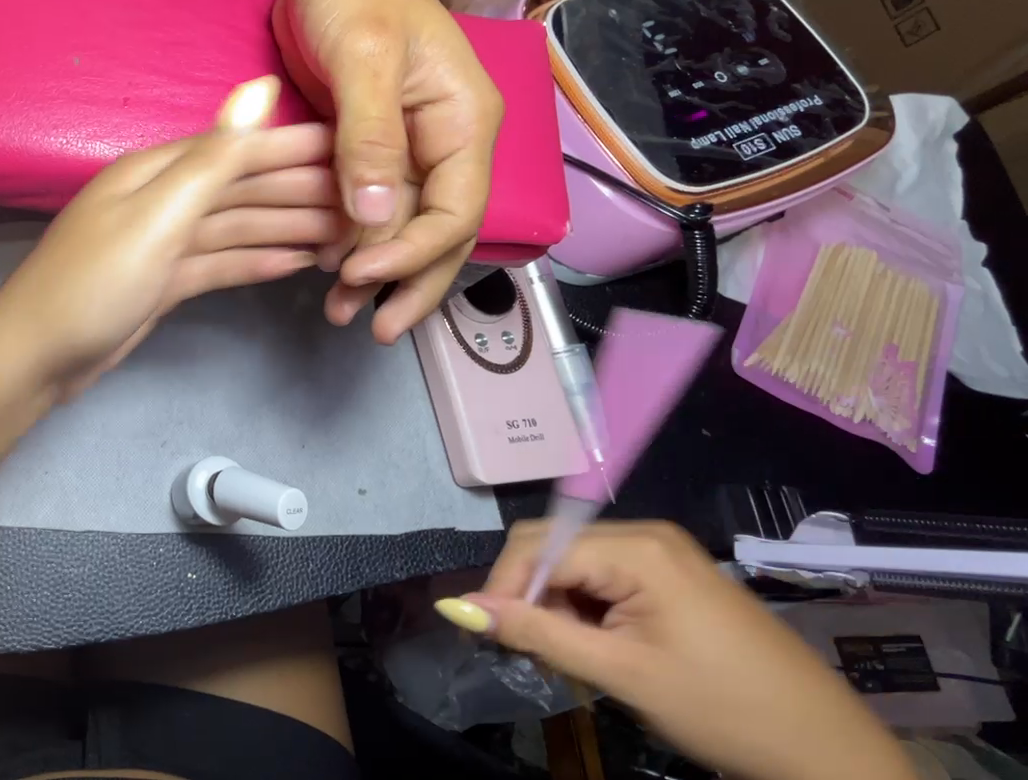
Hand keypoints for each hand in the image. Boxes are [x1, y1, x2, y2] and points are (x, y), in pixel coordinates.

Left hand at [0, 77, 344, 394]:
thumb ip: (214, 158)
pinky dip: (256, 260)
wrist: (37, 357)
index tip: (358, 149)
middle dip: (303, 191)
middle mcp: (162, 198)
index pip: (241, 149)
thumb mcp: (157, 216)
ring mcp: (162, 242)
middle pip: (244, 188)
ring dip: (288, 227)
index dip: (300, 147)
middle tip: (368, 204)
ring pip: (237, 227)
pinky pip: (219, 262)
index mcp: (158, 172)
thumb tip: (260, 85)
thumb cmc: (94, 283)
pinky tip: (296, 262)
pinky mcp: (163, 281)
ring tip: (346, 236)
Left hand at [272, 0, 502, 343]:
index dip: (412, 252)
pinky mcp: (373, 148)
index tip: (360, 275)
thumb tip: (380, 218)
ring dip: (377, 272)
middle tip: (370, 328)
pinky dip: (355, 241)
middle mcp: (446, 143)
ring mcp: (410, 148)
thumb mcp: (363, 58)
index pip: (455, 210)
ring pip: (405, 227)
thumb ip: (371, 138)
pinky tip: (327, 267)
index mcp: (462, 123)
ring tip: (338, 309)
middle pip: (440, 233)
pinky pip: (373, 207)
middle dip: (407, 283)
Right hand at [436, 521, 915, 779]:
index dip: (502, 588)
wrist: (831, 753)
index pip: (535, 547)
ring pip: (572, 560)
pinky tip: (601, 643)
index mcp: (637, 547)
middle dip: (530, 594)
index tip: (493, 638)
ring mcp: (664, 550)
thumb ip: (533, 632)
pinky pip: (603, 571)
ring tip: (575, 657)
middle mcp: (646, 532)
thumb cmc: (723, 710)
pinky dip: (586, 605)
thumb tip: (454, 608)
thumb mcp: (619, 672)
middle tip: (538, 652)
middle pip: (550, 545)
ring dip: (557, 603)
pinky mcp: (674, 571)